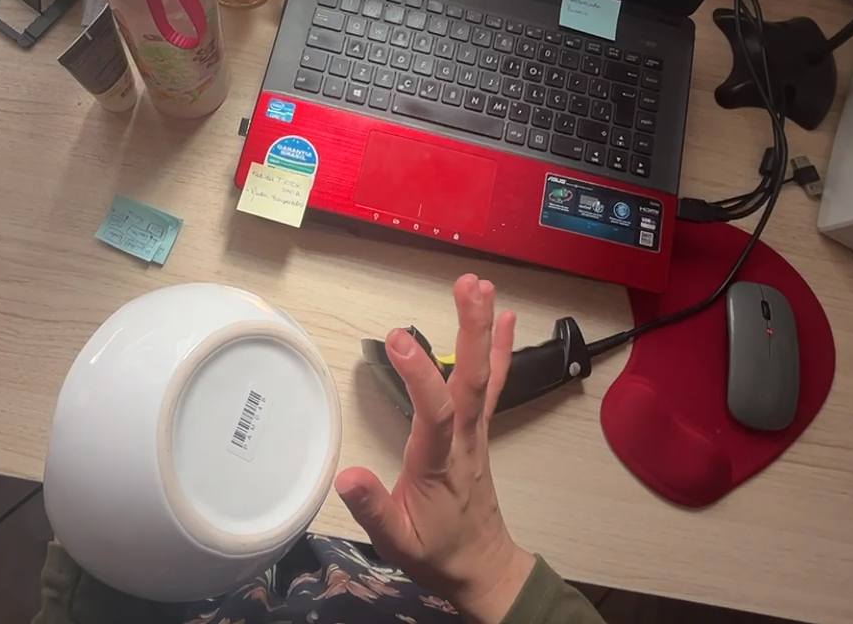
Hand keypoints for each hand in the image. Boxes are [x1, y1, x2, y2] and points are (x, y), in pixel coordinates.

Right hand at [336, 275, 537, 623]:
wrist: (483, 566)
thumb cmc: (438, 552)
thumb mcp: (398, 543)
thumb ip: (374, 509)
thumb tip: (347, 476)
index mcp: (440, 461)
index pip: (434, 411)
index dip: (418, 373)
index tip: (397, 338)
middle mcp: (464, 436)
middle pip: (471, 377)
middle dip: (470, 330)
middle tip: (467, 287)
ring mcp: (476, 427)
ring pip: (483, 373)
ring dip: (482, 328)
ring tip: (481, 287)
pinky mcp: (479, 425)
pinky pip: (494, 382)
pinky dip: (500, 348)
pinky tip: (505, 318)